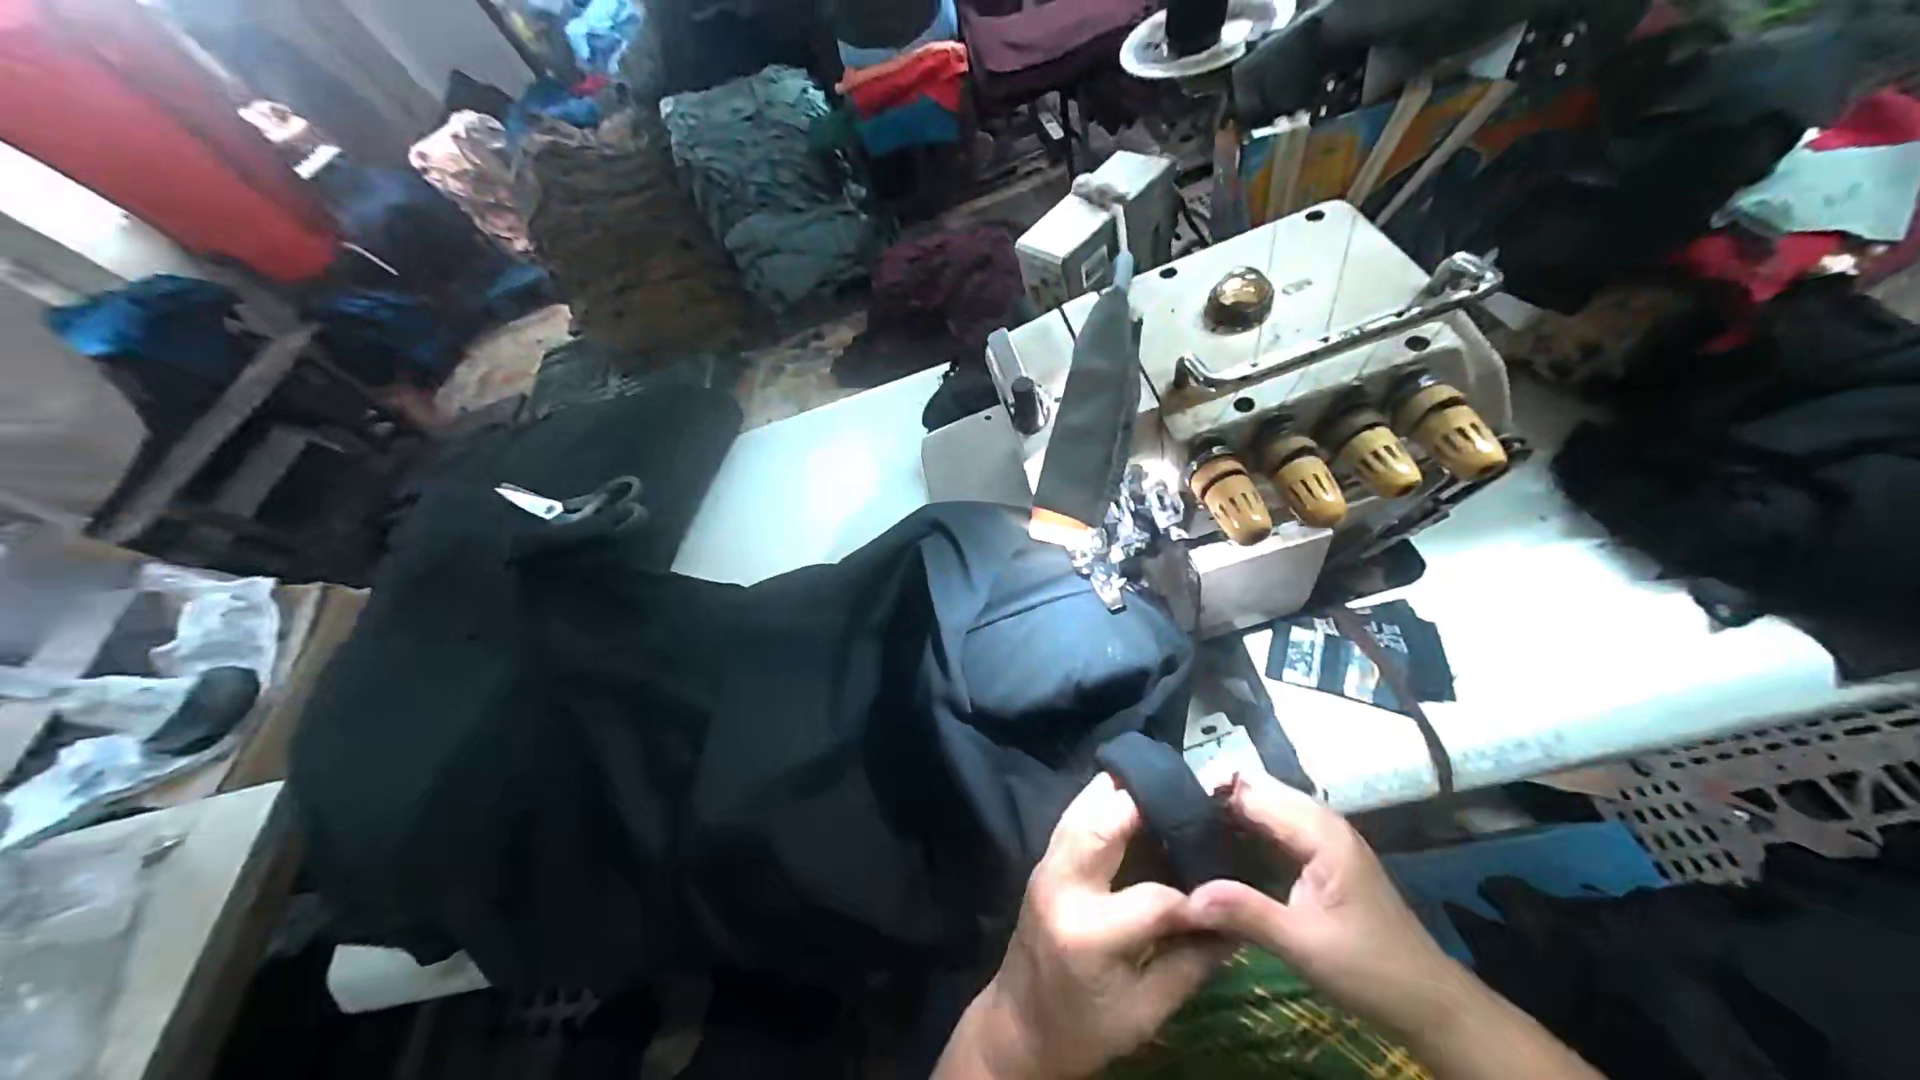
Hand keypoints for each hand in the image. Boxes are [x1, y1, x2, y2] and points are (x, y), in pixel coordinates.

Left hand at [934, 775, 1233, 1079]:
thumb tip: (1239, 922)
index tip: (1229, 895)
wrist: (1018, 1026)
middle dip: (1148, 801)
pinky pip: (1074, 816)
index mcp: (1089, 932)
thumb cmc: (1083, 1028)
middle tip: (1192, 796)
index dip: (1198, 898)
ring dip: (1122, 790)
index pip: (1155, 898)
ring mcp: (1046, 866)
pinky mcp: (1044, 860)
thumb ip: (1193, 963)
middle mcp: (1062, 884)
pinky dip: (1104, 801)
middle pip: (1102, 820)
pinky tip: (1133, 800)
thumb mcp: (1146, 1012)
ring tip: (1166, 787)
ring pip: (1082, 806)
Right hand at [1183, 771, 1474, 1038]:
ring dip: (1227, 811)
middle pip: (1258, 789)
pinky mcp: (1319, 854)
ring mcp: (1322, 837)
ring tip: (1183, 827)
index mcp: (1320, 833)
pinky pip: (1274, 825)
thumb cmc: (1371, 970)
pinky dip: (1245, 828)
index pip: (1254, 791)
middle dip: (1214, 796)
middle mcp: (1321, 822)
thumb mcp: (1302, 945)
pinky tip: (1217, 846)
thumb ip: (1246, 913)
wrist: (1428, 1003)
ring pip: (1265, 804)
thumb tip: (1187, 895)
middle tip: (1168, 817)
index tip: (1164, 804)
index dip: (1210, 791)